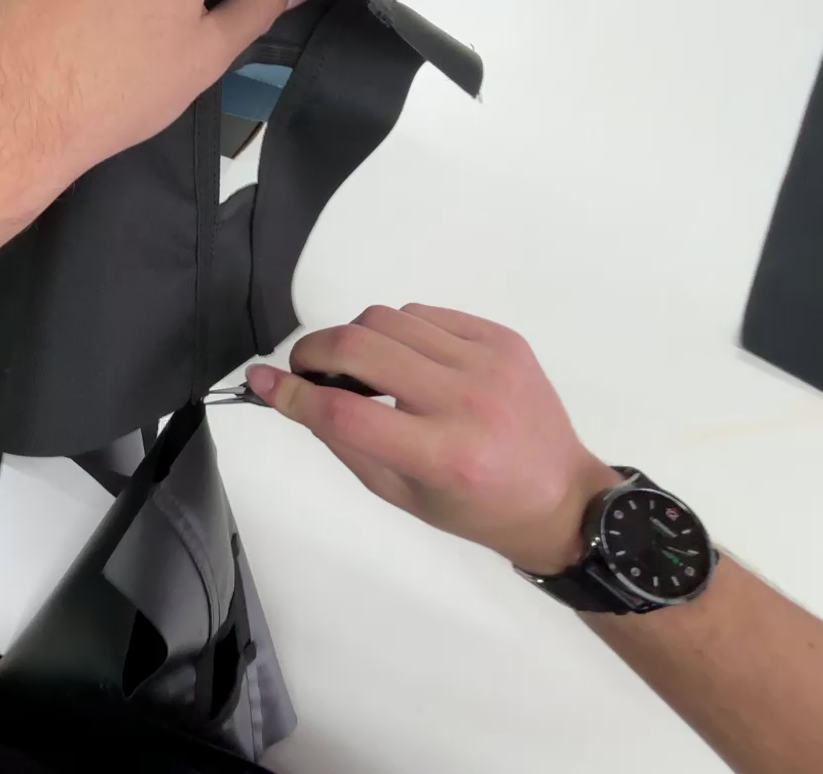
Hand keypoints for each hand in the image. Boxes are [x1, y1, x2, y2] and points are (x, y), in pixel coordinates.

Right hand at [246, 304, 622, 574]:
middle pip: (359, 347)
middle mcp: (469, 402)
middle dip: (313, 352)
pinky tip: (404, 360)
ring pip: (385, 318)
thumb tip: (278, 386)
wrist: (562, 498)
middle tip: (307, 370)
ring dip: (354, 339)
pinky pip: (420, 313)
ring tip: (362, 369)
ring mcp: (490, 363)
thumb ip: (335, 435)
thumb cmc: (470, 508)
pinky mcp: (503, 339)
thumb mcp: (393, 490)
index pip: (344, 411)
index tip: (260, 379)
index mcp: (444, 456)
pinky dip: (394, 332)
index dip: (292, 393)